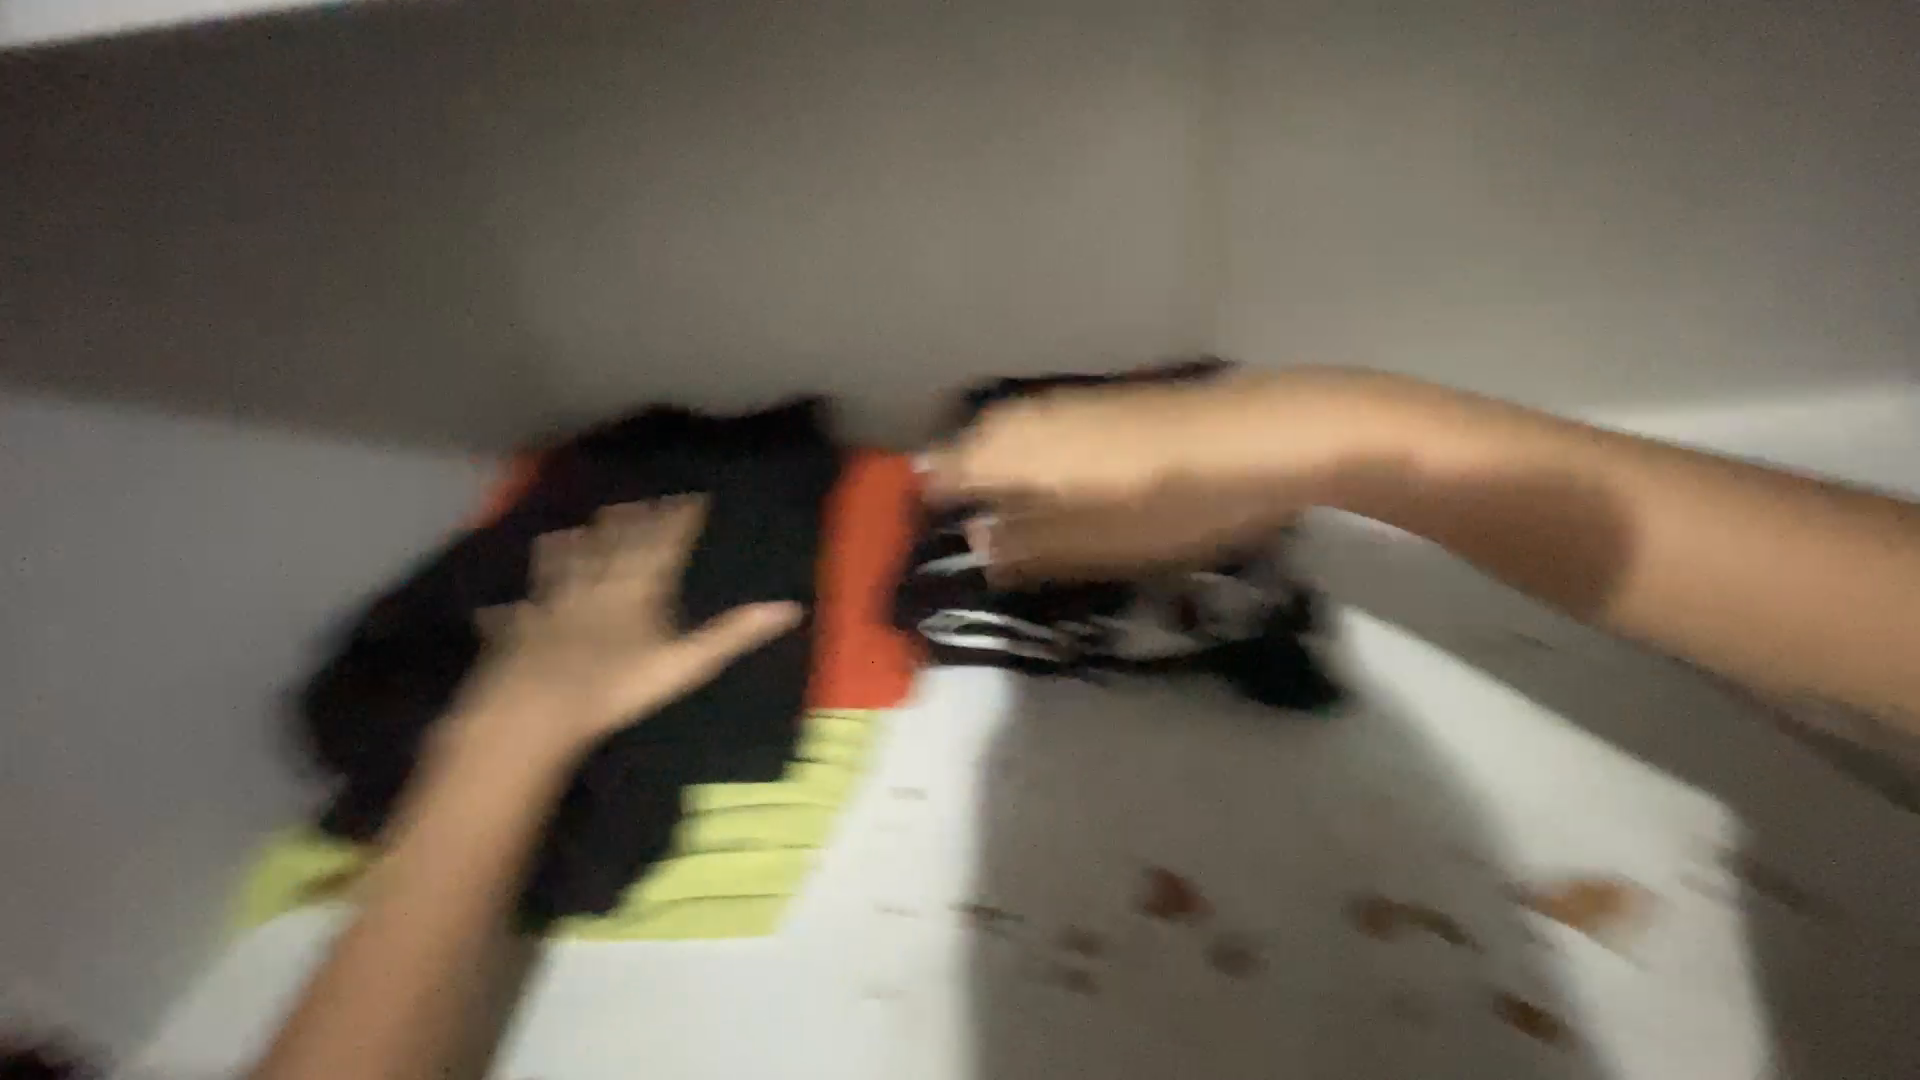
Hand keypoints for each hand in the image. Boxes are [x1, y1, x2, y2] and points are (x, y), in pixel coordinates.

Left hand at [454, 496, 802, 754]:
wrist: (535, 707)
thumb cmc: (617, 686)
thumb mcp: (686, 662)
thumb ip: (733, 633)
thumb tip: (788, 609)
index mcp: (640, 587)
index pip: (664, 543)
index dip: (680, 519)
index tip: (693, 498)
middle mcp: (599, 581)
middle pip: (620, 542)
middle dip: (637, 519)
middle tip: (648, 501)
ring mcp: (557, 599)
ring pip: (574, 557)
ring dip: (587, 538)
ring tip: (593, 521)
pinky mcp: (525, 620)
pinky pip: (532, 595)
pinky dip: (534, 585)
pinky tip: (524, 586)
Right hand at [925, 370, 1394, 582]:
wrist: (1265, 437)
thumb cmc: (1173, 503)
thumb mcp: (1098, 544)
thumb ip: (1029, 545)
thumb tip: (976, 544)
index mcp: (1019, 453)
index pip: (947, 469)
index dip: (931, 498)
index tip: (929, 528)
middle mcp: (1034, 418)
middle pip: (973, 443)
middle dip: (959, 476)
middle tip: (964, 518)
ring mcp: (1071, 402)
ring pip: (1008, 428)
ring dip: (993, 461)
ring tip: (1003, 501)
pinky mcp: (1105, 399)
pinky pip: (1042, 423)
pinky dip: (1030, 448)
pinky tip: (1055, 472)